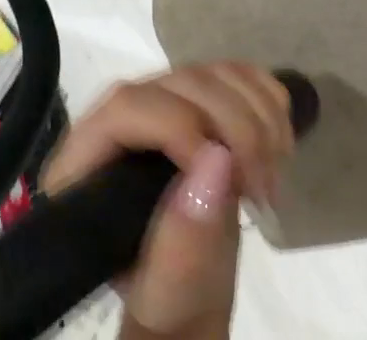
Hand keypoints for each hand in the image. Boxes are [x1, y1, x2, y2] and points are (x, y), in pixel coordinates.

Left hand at [42, 63, 294, 337]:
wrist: (187, 285)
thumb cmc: (164, 294)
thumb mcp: (168, 288)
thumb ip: (186, 235)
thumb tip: (218, 160)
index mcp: (88, 158)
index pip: (126, 106)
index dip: (180, 125)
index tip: (227, 175)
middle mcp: (124, 116)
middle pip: (183, 82)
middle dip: (237, 129)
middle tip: (260, 190)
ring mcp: (168, 100)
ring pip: (218, 72)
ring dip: (261, 120)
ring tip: (269, 181)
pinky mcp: (206, 99)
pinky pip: (244, 75)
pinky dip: (271, 106)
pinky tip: (277, 150)